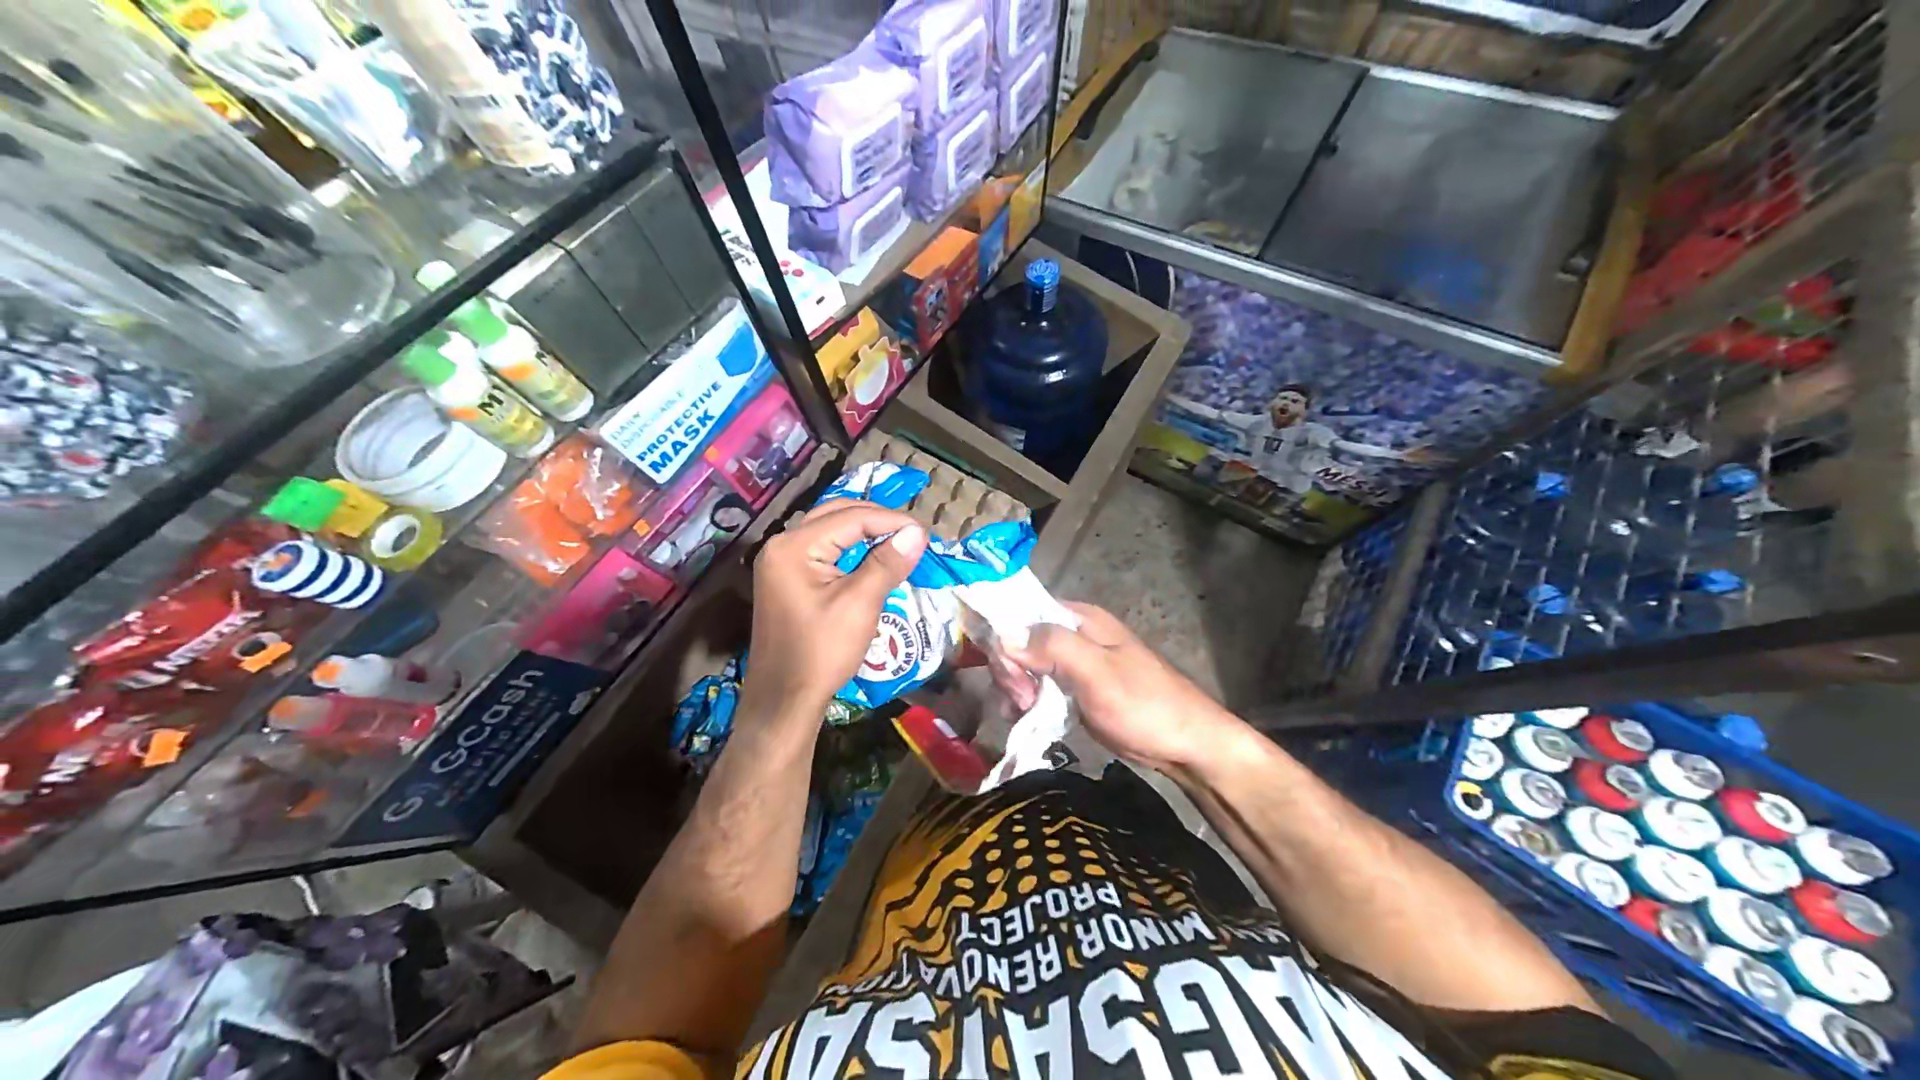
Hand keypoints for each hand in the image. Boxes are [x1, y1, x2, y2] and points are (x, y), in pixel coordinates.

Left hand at [740, 501, 926, 725]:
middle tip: (911, 534)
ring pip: (829, 531)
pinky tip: (872, 560)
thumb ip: (886, 563)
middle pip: (835, 515)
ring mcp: (780, 563)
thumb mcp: (859, 604)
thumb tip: (916, 533)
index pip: (850, 518)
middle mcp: (781, 546)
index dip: (890, 520)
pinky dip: (849, 549)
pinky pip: (822, 551)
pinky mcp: (785, 580)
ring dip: (863, 532)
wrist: (784, 700)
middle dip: (876, 520)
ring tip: (897, 543)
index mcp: (794, 547)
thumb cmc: (821, 652)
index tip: (923, 533)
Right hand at [999, 602, 1247, 773]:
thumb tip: (1003, 635)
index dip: (1004, 638)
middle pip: (1019, 640)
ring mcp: (1074, 662)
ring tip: (1024, 713)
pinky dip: (1026, 700)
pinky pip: (1038, 686)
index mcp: (1079, 619)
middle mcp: (1073, 634)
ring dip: (1016, 688)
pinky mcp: (1074, 689)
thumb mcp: (1098, 673)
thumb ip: (1052, 647)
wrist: (1186, 745)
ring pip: (1025, 665)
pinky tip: (1024, 718)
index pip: (1021, 611)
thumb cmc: (1145, 705)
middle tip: (1021, 701)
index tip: (1008, 674)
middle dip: (1011, 670)